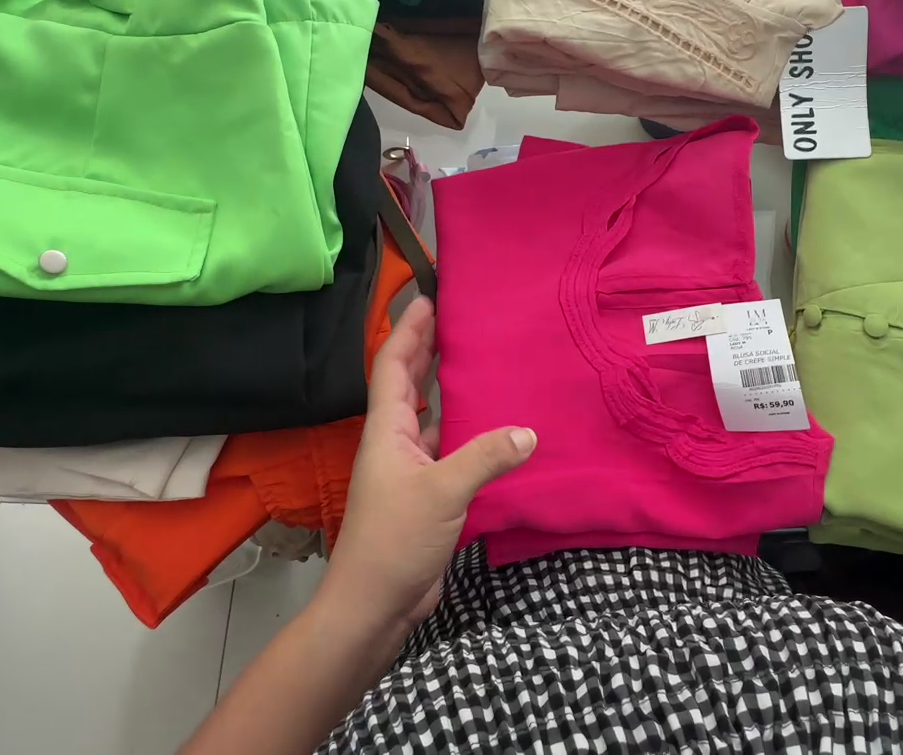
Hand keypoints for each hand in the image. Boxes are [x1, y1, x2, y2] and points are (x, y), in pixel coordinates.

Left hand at [319, 297, 535, 629]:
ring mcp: (410, 468)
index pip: (393, 365)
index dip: (406, 329)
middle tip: (455, 317)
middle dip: (427, 348)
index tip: (426, 298)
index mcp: (387, 429)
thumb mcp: (442, 491)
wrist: (374, 604)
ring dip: (447, 387)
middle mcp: (395, 441)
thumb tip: (528, 430)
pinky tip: (493, 425)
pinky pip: (448, 447)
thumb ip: (485, 457)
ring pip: (430, 415)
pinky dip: (466, 430)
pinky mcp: (427, 492)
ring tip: (479, 361)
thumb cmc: (395, 538)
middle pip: (409, 382)